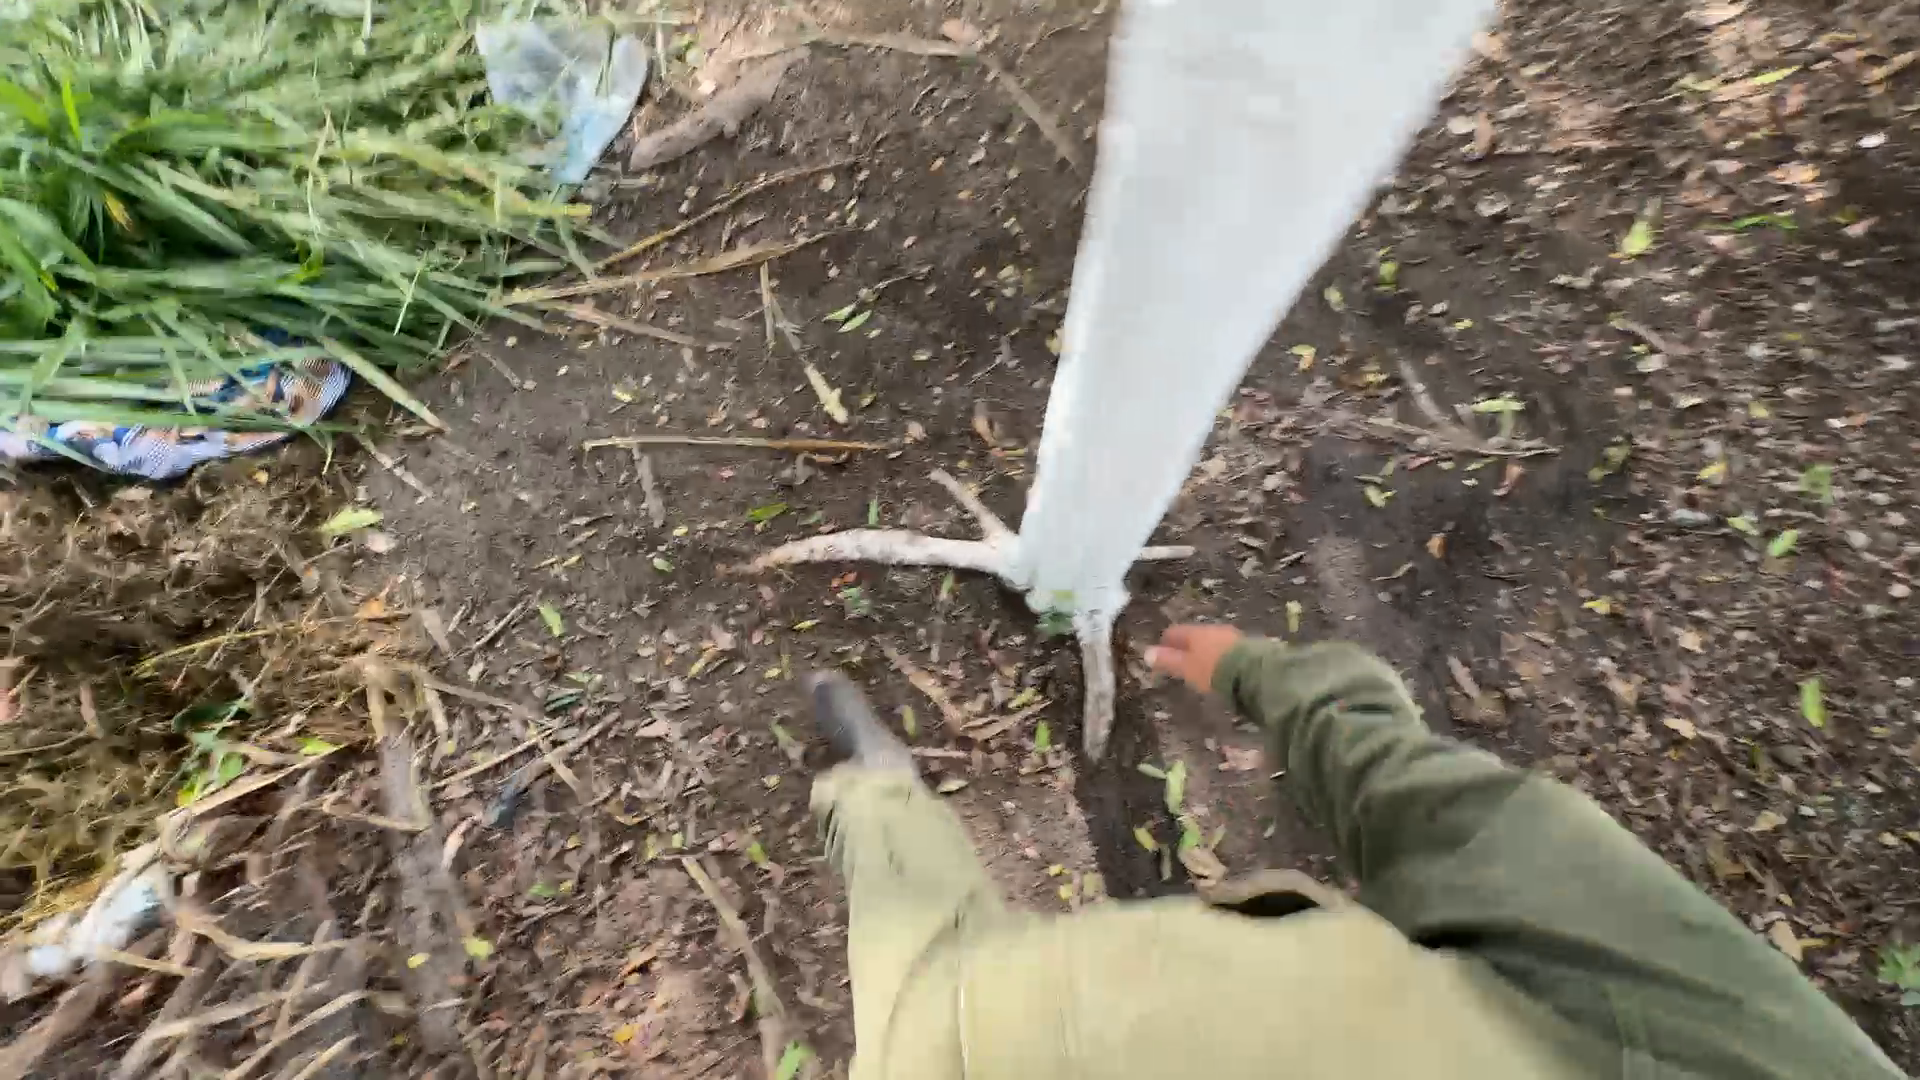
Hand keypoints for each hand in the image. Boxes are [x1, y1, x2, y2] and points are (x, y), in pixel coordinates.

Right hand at [1145, 624, 1243, 693]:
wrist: (1254, 672)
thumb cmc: (1213, 670)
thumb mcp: (1187, 669)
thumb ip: (1168, 661)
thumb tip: (1147, 652)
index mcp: (1195, 633)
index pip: (1174, 632)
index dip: (1166, 643)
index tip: (1162, 654)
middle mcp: (1213, 629)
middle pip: (1194, 636)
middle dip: (1187, 647)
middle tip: (1182, 662)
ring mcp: (1232, 636)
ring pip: (1212, 641)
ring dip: (1206, 652)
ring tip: (1203, 668)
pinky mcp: (1248, 646)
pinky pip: (1227, 649)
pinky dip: (1221, 657)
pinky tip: (1223, 669)